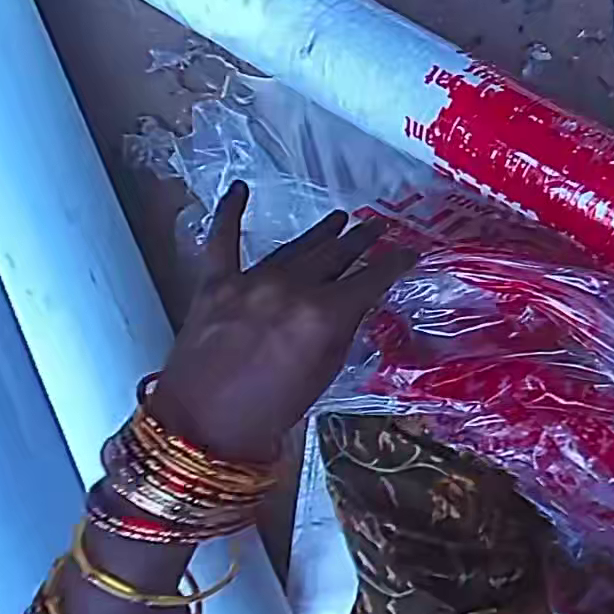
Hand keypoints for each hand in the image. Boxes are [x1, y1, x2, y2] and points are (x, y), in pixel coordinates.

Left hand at [149, 186, 414, 461]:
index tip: (409, 251)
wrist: (204, 424)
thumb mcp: (325, 371)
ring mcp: (250, 281)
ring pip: (294, 247)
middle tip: (379, 226)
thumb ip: (342, 330)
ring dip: (320, 233)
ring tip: (340, 219)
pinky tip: (240, 189)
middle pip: (335, 255)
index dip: (394, 262)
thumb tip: (354, 303)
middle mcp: (291, 288)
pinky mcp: (214, 283)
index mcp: (323, 314)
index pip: (371, 278)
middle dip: (361, 239)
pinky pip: (222, 240)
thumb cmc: (275, 408)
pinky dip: (229, 213)